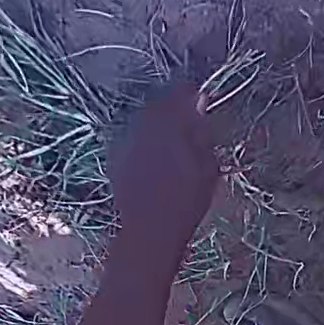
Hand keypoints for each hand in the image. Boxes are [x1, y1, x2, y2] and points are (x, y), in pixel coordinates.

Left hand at [108, 84, 221, 254]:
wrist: (150, 231)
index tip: (200, 103)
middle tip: (187, 126)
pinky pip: (132, 142)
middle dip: (171, 111)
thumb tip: (200, 101)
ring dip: (156, 128)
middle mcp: (142, 127)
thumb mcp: (208, 166)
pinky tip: (153, 162)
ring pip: (143, 123)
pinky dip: (144, 145)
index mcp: (168, 122)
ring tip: (171, 146)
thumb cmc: (187, 201)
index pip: (179, 93)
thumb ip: (202, 130)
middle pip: (157, 106)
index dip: (191, 96)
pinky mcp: (116, 161)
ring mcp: (126, 143)